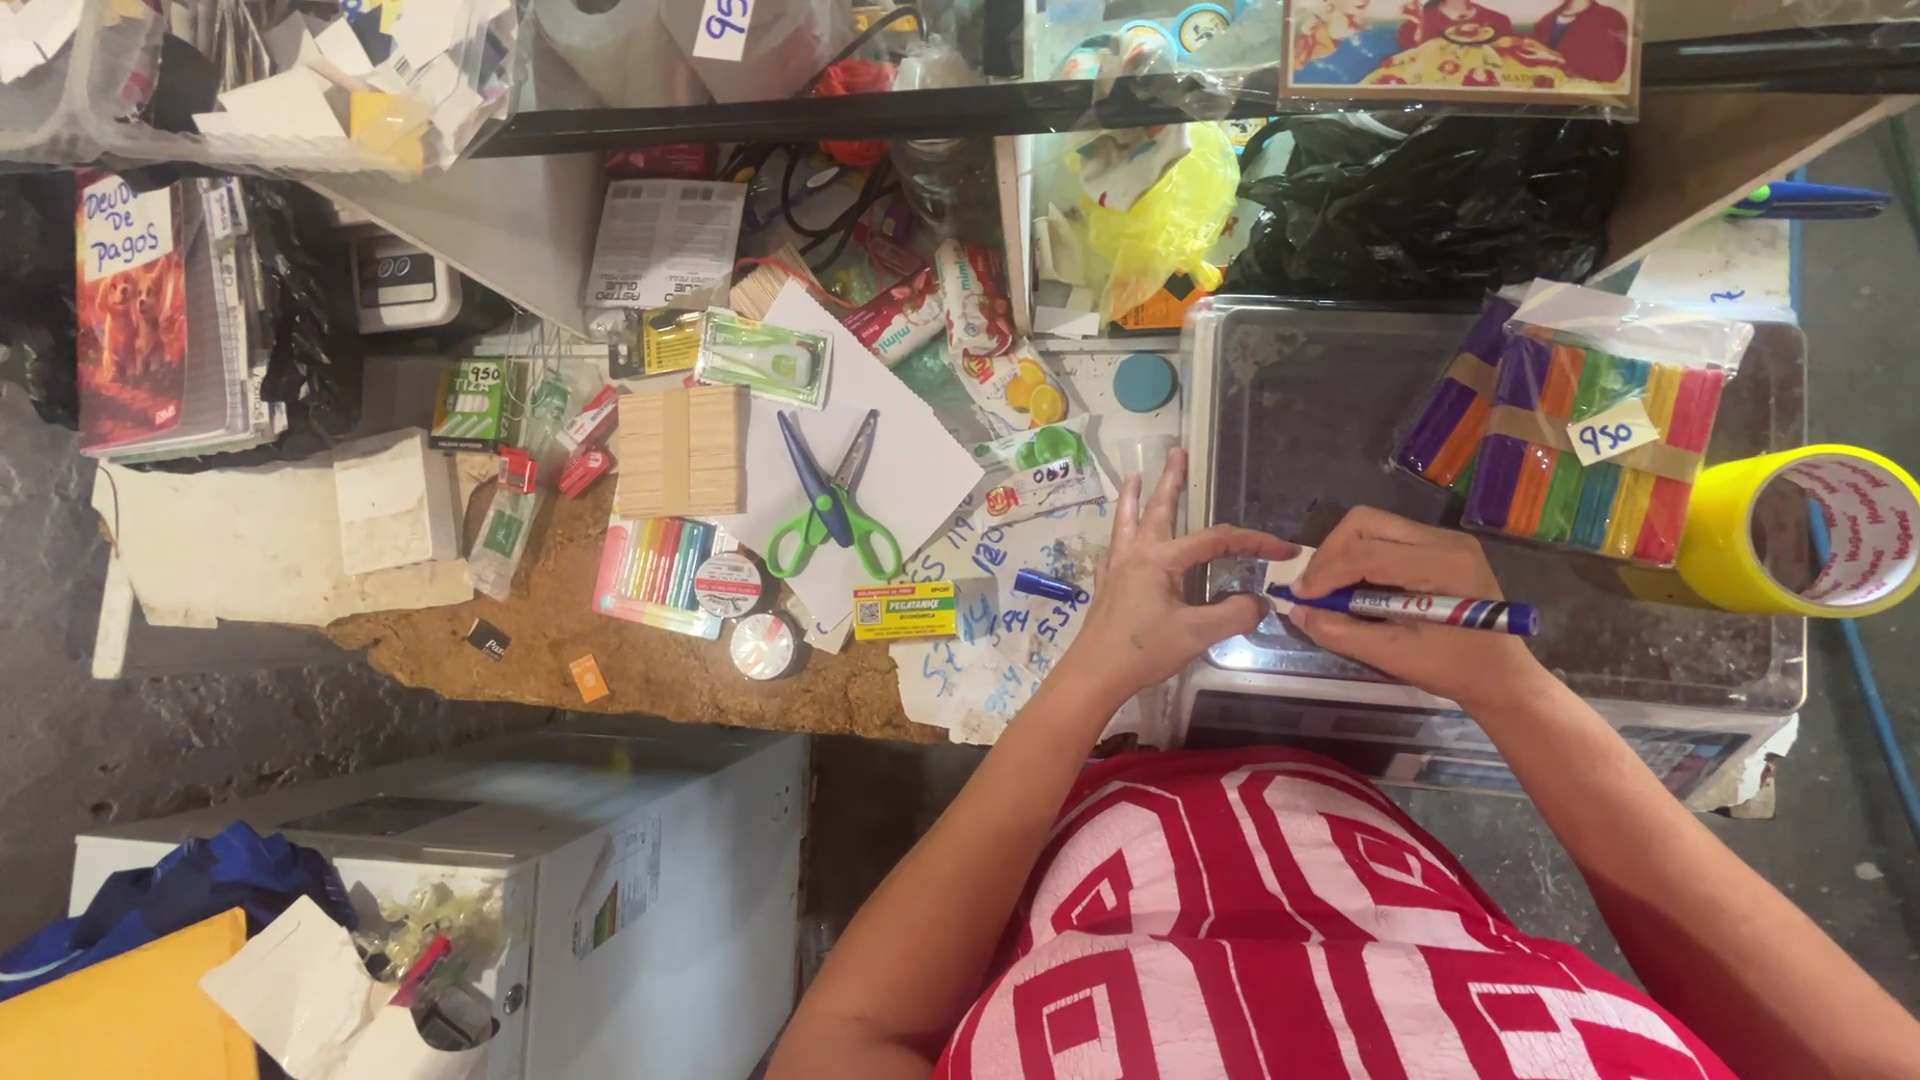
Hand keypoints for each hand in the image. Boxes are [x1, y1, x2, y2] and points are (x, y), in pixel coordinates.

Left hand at [1053, 448, 1295, 709]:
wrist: (1093, 674)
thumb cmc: (1142, 651)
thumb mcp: (1196, 634)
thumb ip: (1233, 615)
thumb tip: (1260, 603)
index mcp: (1159, 559)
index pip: (1215, 540)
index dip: (1253, 542)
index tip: (1285, 550)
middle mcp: (1135, 553)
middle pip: (1158, 509)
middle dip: (1171, 480)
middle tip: (1177, 452)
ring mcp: (1116, 567)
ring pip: (1126, 521)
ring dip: (1133, 497)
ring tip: (1134, 476)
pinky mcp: (1107, 585)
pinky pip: (1114, 545)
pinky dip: (1120, 530)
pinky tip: (1120, 536)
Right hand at [1286, 506, 1555, 713]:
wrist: (1504, 676)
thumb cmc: (1455, 669)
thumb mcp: (1393, 656)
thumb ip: (1340, 632)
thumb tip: (1297, 611)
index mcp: (1442, 566)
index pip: (1365, 551)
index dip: (1324, 572)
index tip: (1300, 597)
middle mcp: (1444, 541)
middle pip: (1364, 522)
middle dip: (1330, 553)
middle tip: (1315, 588)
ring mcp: (1444, 540)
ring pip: (1371, 524)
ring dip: (1342, 553)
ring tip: (1331, 588)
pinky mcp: (1439, 547)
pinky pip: (1385, 535)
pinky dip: (1359, 556)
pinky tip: (1356, 585)